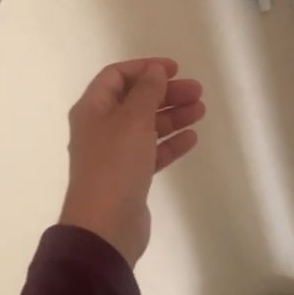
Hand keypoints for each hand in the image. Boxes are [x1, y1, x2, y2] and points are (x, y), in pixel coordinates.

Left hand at [60, 58, 205, 264]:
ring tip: (201, 111)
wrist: (105, 226)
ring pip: (146, 126)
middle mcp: (100, 128)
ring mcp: (114, 154)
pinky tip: (191, 138)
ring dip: (172, 116)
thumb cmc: (115, 164)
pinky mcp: (129, 177)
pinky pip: (152, 151)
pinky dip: (170, 143)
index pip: (116, 76)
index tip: (174, 69)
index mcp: (92, 109)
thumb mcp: (132, 120)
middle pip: (135, 100)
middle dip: (165, 93)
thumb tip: (154, 71)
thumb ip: (146, 92)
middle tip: (197, 91)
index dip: (144, 68)